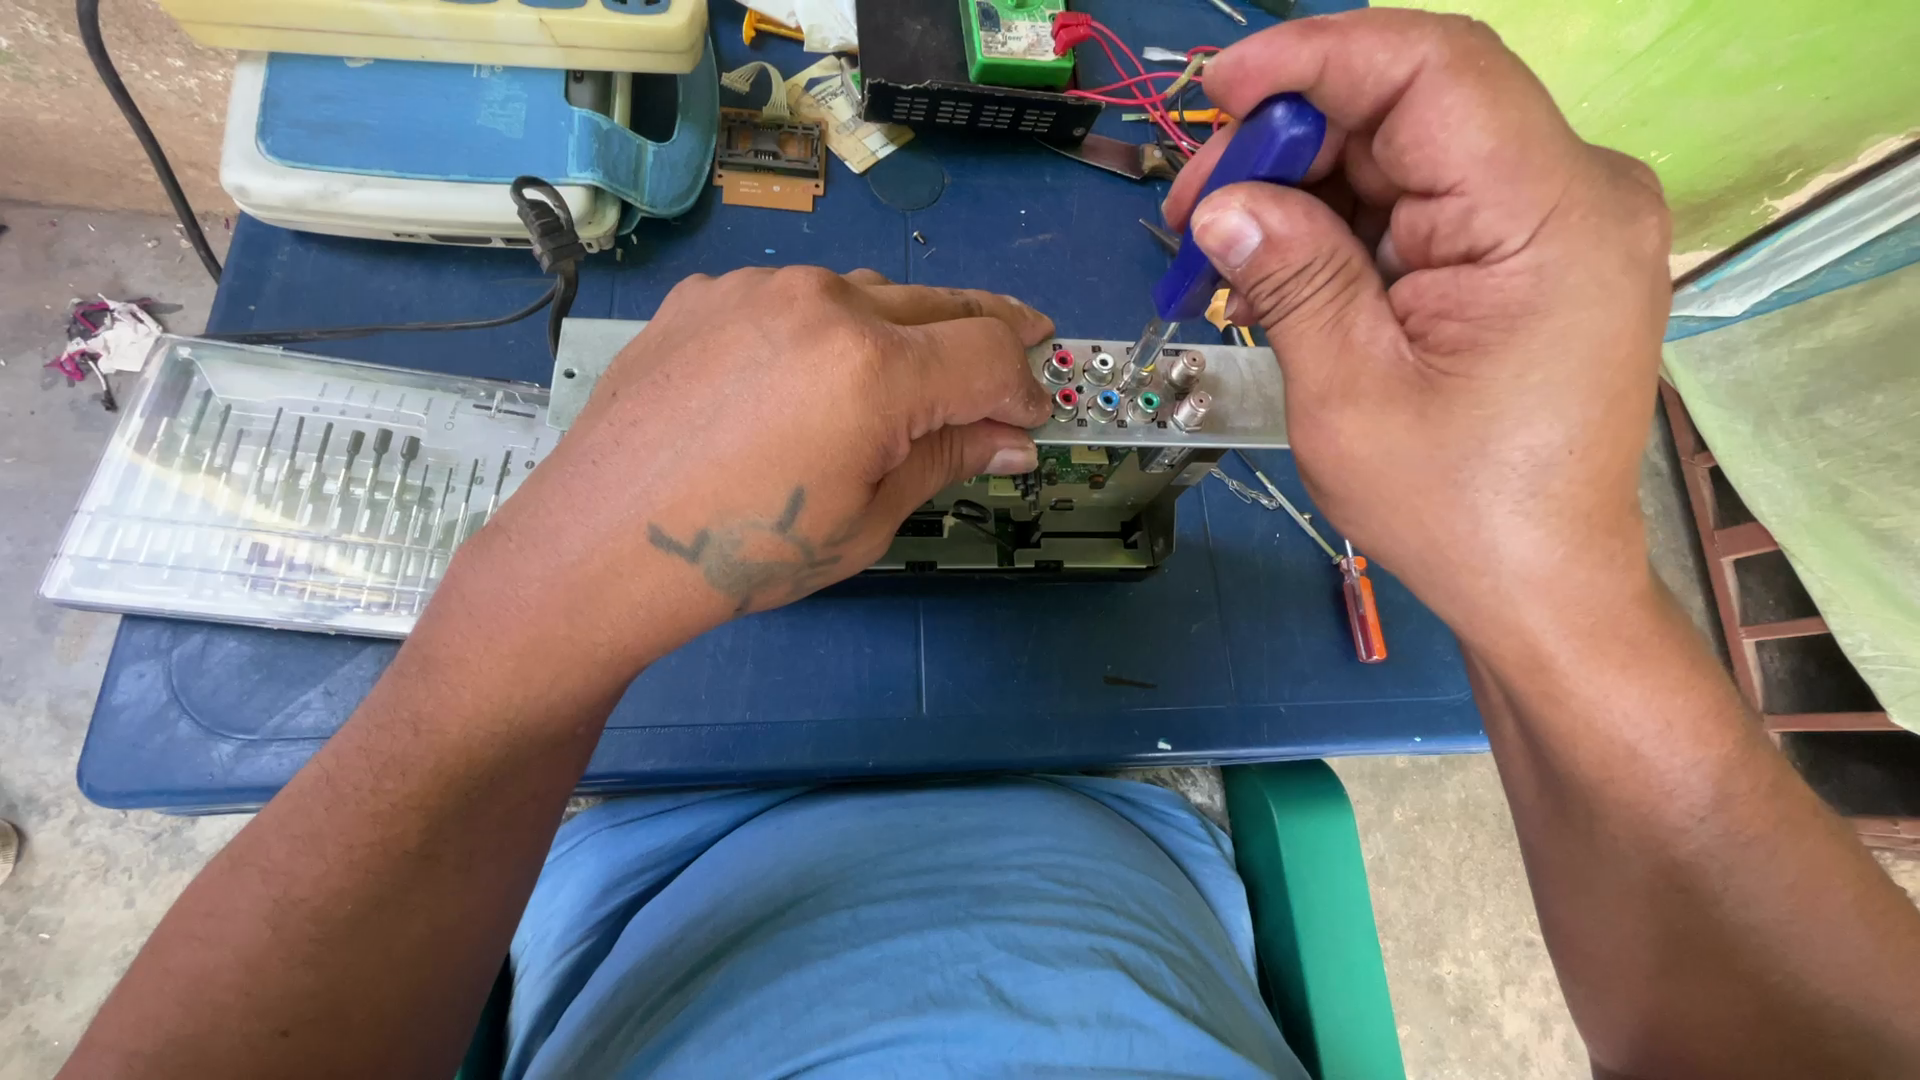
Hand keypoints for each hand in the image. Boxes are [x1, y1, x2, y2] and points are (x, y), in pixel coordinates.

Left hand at [433, 267, 1052, 678]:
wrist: (601, 547)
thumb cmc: (749, 555)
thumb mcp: (867, 520)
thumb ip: (946, 460)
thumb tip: (1015, 438)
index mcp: (873, 370)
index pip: (989, 355)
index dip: (1024, 387)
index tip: (1034, 417)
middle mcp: (822, 302)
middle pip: (941, 303)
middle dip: (993, 332)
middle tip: (1028, 345)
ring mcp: (756, 289)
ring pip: (868, 294)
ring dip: (910, 329)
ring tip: (919, 369)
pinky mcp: (707, 296)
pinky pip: (794, 301)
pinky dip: (828, 330)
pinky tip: (807, 377)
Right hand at [1164, 11, 1671, 643]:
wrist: (1532, 582)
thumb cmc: (1448, 505)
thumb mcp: (1348, 394)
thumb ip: (1291, 280)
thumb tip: (1219, 205)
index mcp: (1547, 215)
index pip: (1431, 72)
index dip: (1316, 58)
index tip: (1217, 93)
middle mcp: (1566, 194)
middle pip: (1409, 112)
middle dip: (1287, 145)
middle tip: (1190, 209)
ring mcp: (1544, 226)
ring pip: (1400, 162)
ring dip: (1299, 195)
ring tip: (1216, 256)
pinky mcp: (1516, 261)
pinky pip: (1411, 213)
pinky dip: (1333, 234)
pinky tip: (1272, 276)